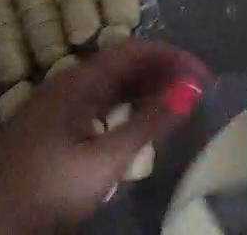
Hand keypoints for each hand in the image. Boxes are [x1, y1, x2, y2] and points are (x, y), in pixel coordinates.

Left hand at [0, 41, 209, 234]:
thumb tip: (192, 88)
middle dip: (161, 74)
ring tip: (173, 110)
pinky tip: (133, 131)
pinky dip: (122, 111)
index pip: (134, 50)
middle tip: (194, 94)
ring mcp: (50, 111)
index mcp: (76, 82)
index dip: (173, 58)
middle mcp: (63, 86)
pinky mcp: (43, 136)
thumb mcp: (103, 162)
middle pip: (121, 66)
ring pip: (106, 88)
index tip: (204, 77)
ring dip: (143, 92)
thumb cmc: (42, 194)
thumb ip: (149, 124)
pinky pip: (93, 107)